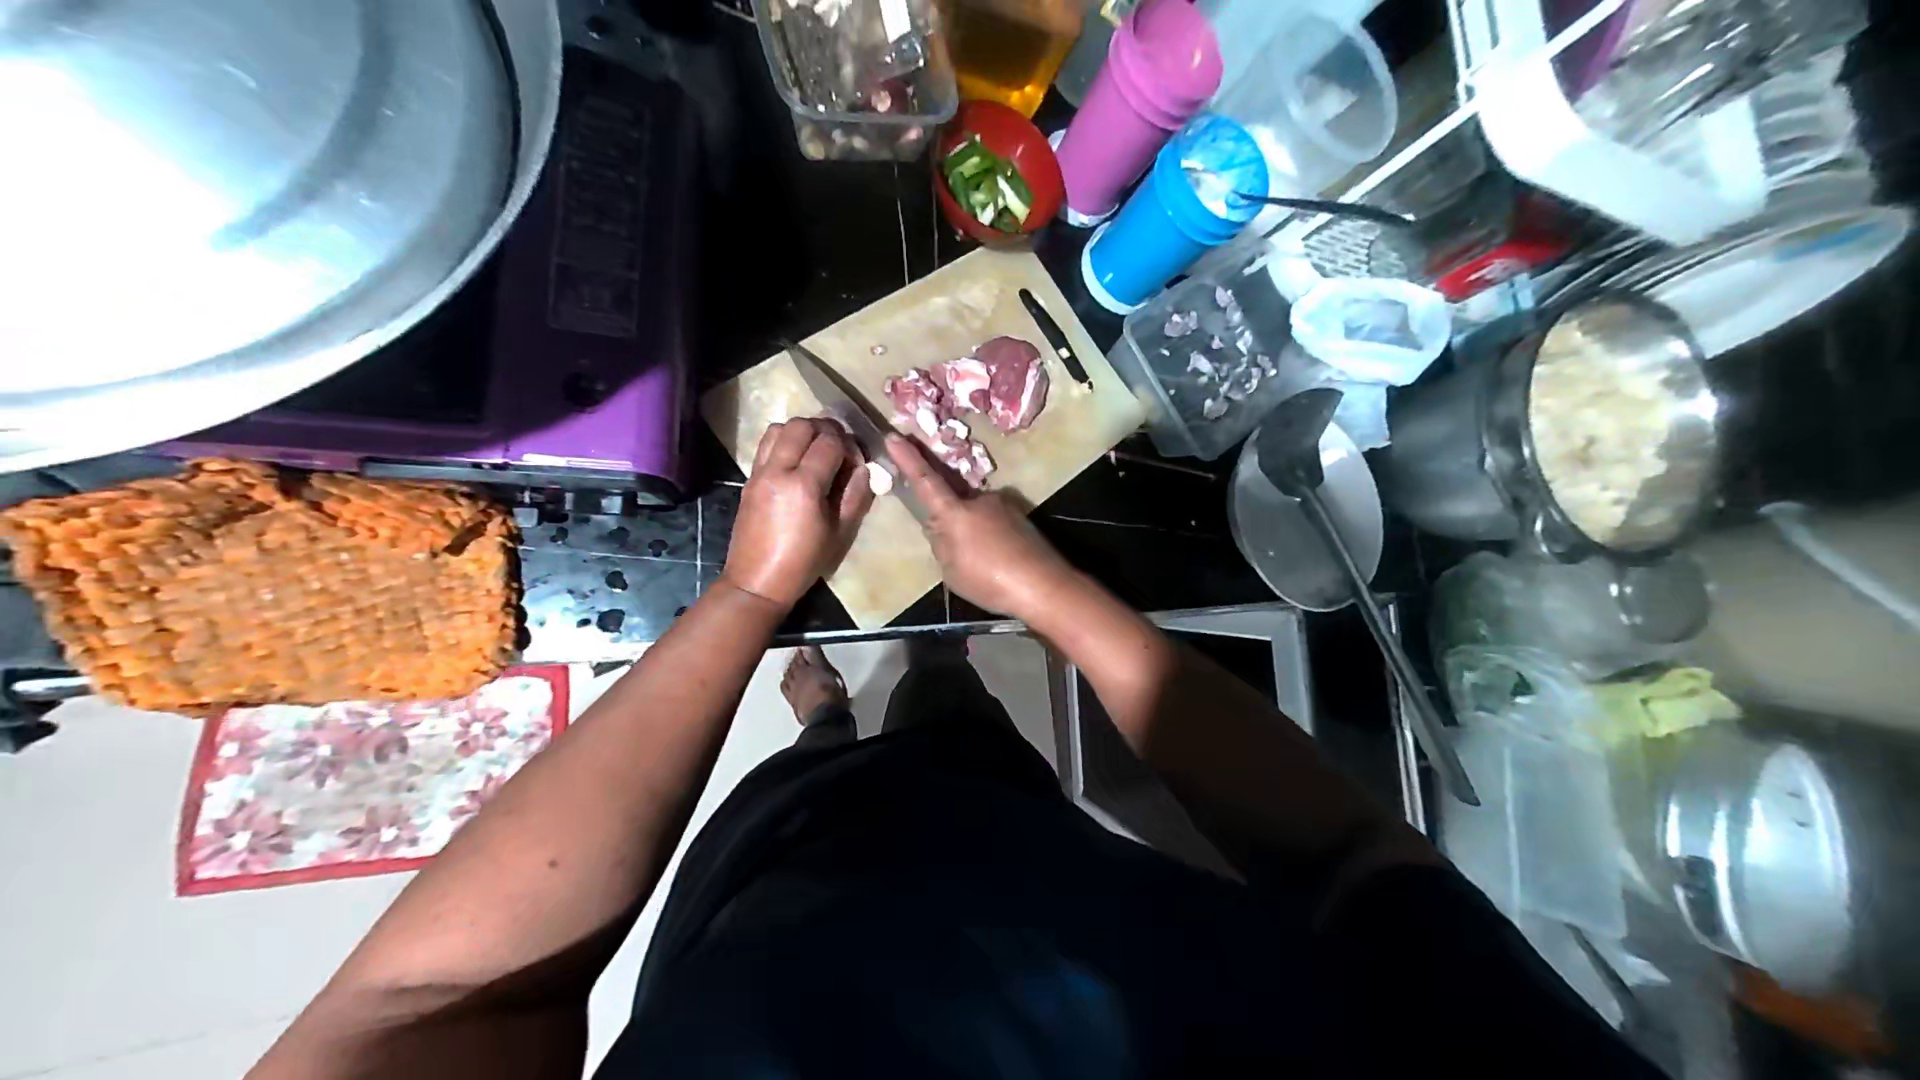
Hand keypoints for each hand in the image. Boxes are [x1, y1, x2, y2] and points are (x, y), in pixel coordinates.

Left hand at [721, 419, 875, 606]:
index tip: (856, 461)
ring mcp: (759, 472)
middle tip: (838, 447)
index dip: (848, 445)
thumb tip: (863, 468)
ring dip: (801, 431)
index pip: (829, 442)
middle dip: (825, 429)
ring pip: (779, 428)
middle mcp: (778, 471)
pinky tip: (797, 462)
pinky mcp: (749, 479)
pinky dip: (784, 442)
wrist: (757, 582)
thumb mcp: (840, 533)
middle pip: (801, 425)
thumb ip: (855, 495)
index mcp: (804, 485)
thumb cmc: (804, 562)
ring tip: (815, 450)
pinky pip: (766, 444)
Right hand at [885, 434, 1079, 619]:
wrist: (1044, 586)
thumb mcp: (951, 570)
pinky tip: (999, 562)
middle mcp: (980, 500)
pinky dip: (990, 538)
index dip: (907, 459)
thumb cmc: (990, 581)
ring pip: (975, 514)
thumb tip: (940, 529)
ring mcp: (1004, 506)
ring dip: (972, 532)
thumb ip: (940, 544)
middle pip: (953, 503)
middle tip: (957, 554)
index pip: (925, 480)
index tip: (893, 436)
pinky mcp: (1021, 517)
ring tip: (983, 565)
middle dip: (948, 521)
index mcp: (955, 513)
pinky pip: (994, 523)